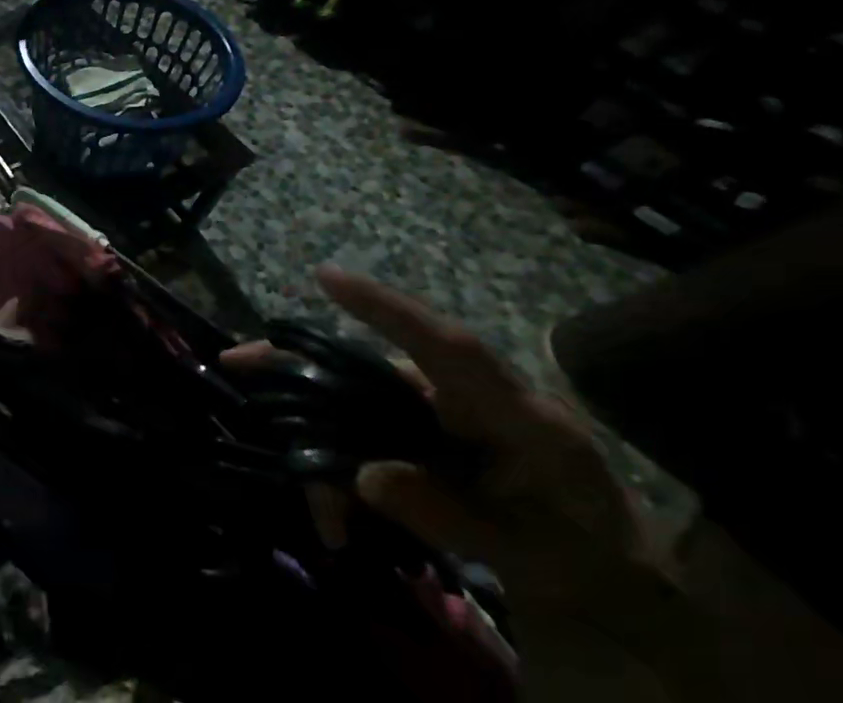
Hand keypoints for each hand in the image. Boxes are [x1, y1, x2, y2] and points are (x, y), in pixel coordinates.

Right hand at [311, 266, 677, 624]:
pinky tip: (335, 516)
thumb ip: (452, 515)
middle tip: (237, 362)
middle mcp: (468, 395)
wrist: (606, 565)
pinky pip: (365, 431)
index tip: (326, 277)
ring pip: (359, 402)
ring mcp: (443, 410)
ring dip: (318, 440)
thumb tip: (364, 477)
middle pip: (375, 366)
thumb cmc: (583, 552)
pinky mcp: (425, 428)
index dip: (388, 309)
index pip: (449, 348)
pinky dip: (341, 469)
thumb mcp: (530, 554)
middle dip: (302, 364)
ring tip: (318, 514)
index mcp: (515, 413)